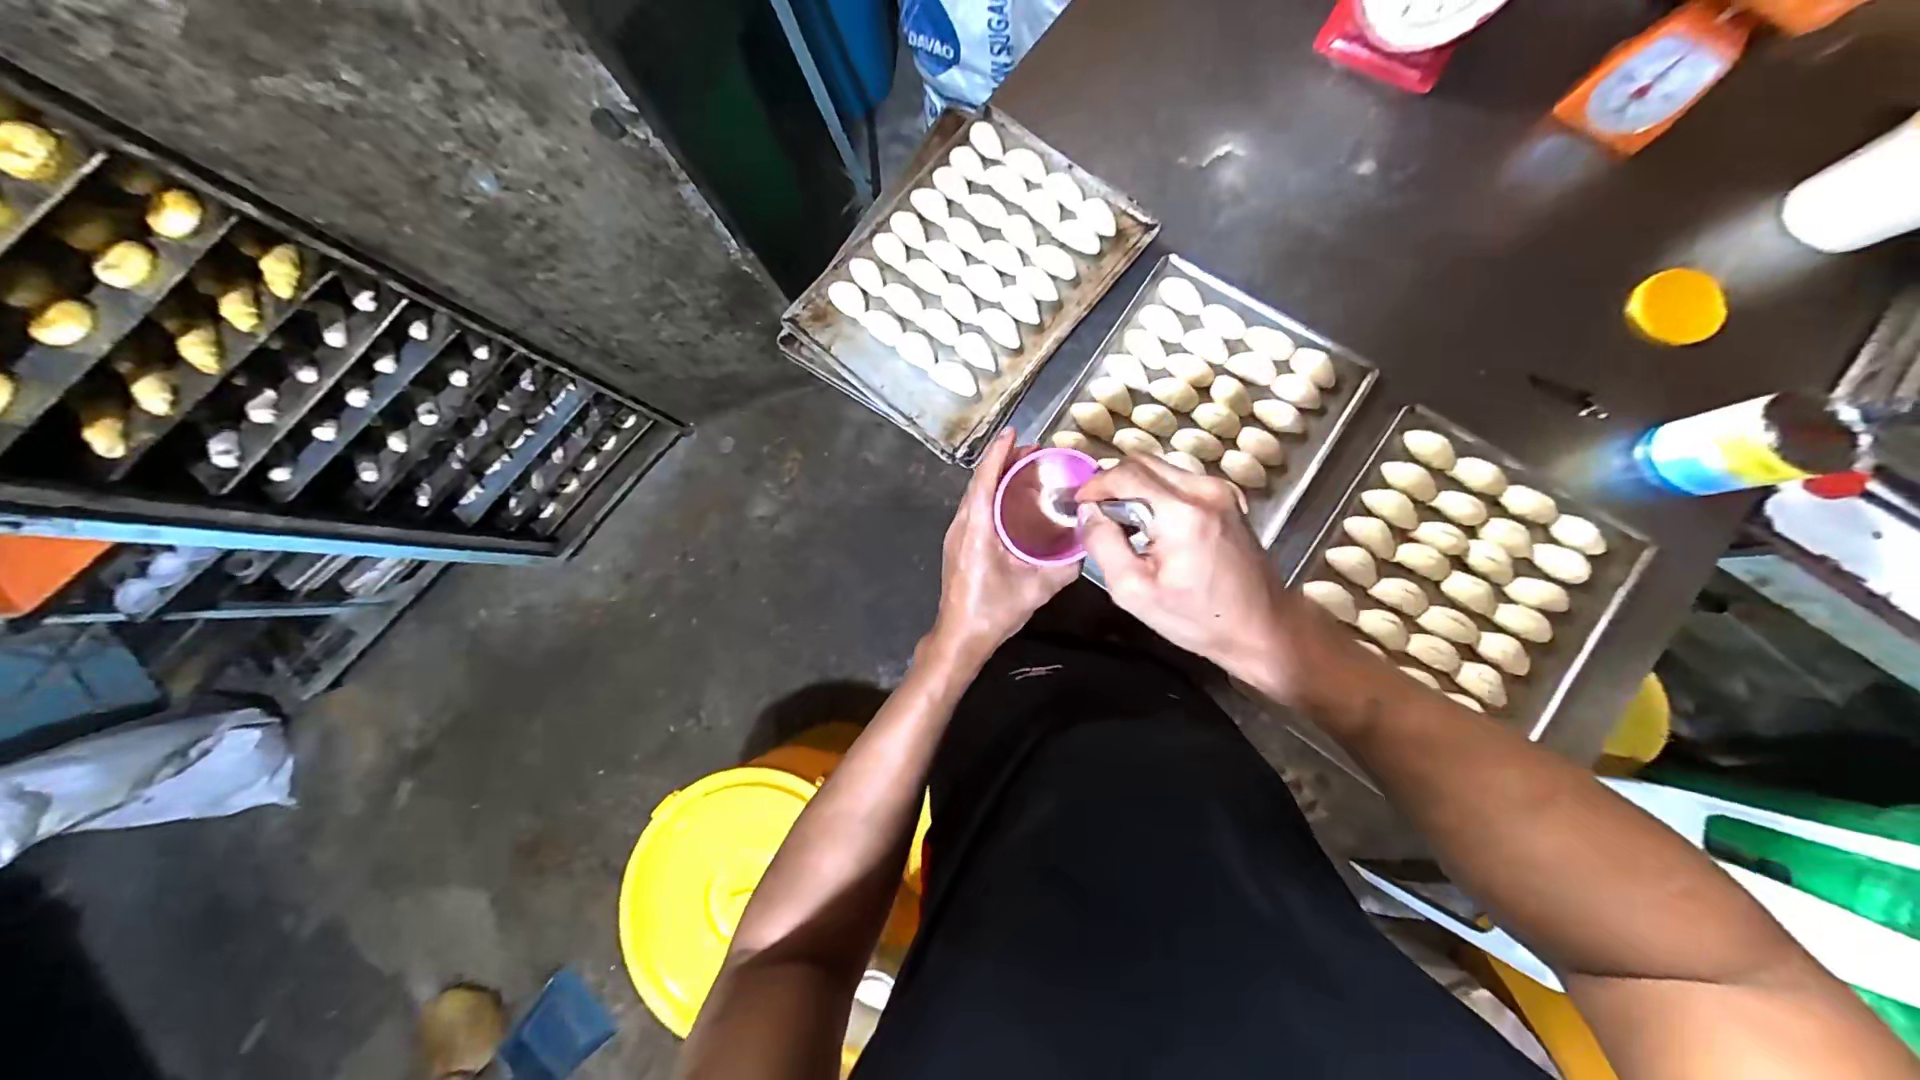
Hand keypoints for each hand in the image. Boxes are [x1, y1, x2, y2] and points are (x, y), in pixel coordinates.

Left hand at [930, 429, 1078, 660]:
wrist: (960, 636)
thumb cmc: (993, 612)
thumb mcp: (1036, 589)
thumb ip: (1065, 567)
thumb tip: (1088, 545)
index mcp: (976, 529)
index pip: (985, 480)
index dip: (998, 453)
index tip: (1014, 433)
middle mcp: (962, 525)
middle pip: (979, 482)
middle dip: (1002, 460)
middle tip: (1032, 451)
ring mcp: (956, 535)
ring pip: (975, 494)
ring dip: (996, 477)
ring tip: (1024, 468)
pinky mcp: (958, 544)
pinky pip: (974, 508)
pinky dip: (991, 494)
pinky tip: (1011, 500)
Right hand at [1075, 457, 1319, 698]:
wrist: (1264, 627)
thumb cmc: (1198, 619)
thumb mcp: (1134, 592)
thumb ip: (1103, 545)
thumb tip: (1088, 512)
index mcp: (1182, 513)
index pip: (1126, 474)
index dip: (1094, 485)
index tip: (1077, 503)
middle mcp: (1205, 490)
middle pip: (1143, 462)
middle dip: (1112, 483)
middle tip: (1095, 512)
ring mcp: (1221, 491)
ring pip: (1160, 469)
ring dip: (1133, 488)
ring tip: (1121, 523)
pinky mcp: (1228, 498)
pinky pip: (1178, 481)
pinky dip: (1155, 493)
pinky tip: (1150, 526)